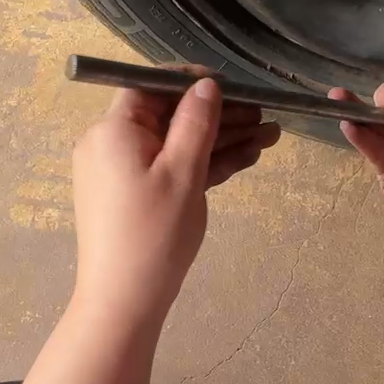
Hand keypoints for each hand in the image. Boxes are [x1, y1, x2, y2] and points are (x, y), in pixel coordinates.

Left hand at [73, 73, 280, 314]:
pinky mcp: (137, 194)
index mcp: (114, 130)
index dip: (190, 82)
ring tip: (270, 136)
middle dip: (219, 115)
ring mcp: (125, 171)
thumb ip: (197, 124)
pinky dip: (205, 164)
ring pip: (178, 144)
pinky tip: (246, 158)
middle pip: (170, 115)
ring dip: (221, 140)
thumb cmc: (153, 233)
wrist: (124, 301)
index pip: (150, 86)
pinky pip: (173, 168)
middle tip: (264, 115)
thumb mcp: (183, 172)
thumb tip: (207, 85)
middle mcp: (113, 144)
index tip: (231, 85)